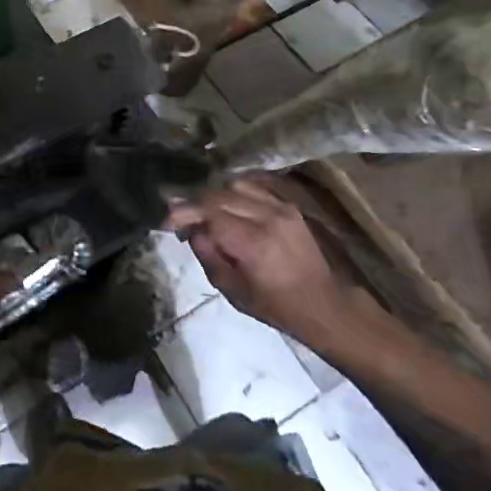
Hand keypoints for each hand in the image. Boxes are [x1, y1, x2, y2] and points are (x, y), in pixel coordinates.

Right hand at [165, 177, 378, 344]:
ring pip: (236, 184)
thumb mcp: (233, 290)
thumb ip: (209, 256)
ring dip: (215, 195)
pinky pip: (255, 187)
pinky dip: (235, 191)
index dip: (183, 211)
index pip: (209, 212)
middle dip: (195, 202)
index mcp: (252, 242)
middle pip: (219, 195)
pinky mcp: (289, 206)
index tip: (166, 218)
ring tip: (204, 210)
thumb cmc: (275, 306)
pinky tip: (227, 204)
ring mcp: (281, 208)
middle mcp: (268, 217)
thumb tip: (192, 230)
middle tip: (179, 215)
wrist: (324, 304)